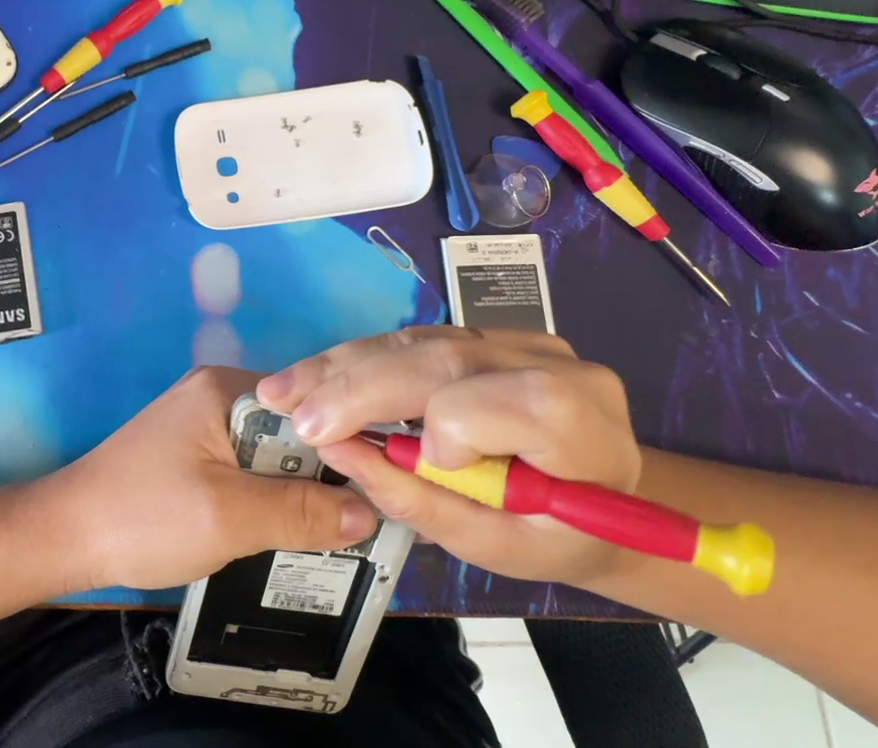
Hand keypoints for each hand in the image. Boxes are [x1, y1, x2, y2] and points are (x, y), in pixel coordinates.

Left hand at [40, 367, 381, 591]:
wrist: (65, 536)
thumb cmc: (144, 517)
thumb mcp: (229, 517)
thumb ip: (301, 512)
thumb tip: (369, 514)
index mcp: (225, 390)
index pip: (312, 408)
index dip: (350, 448)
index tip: (385, 492)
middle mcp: (216, 396)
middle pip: (295, 433)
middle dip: (324, 477)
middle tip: (364, 525)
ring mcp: (201, 425)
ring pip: (273, 458)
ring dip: (297, 494)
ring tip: (337, 535)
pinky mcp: (193, 456)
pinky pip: (249, 472)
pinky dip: (268, 500)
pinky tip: (289, 532)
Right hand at [255, 326, 640, 588]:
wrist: (595, 496)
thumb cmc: (551, 536)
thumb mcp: (494, 545)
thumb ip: (419, 500)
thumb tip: (338, 453)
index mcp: (586, 430)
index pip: (526, 401)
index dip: (462, 423)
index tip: (427, 458)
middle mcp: (554, 365)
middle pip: (446, 358)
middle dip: (360, 386)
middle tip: (293, 414)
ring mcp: (515, 339)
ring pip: (416, 339)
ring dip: (341, 365)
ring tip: (282, 391)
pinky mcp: (480, 332)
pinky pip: (409, 337)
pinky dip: (354, 359)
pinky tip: (313, 378)